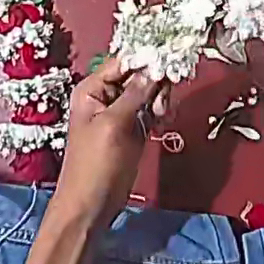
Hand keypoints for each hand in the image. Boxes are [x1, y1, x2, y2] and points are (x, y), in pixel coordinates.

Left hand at [55, 58, 163, 217]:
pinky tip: (164, 117)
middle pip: (140, 73)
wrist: (92, 204)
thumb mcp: (114, 125)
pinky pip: (153, 106)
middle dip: (156, 81)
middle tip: (163, 98)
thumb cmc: (95, 165)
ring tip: (161, 113)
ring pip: (150, 89)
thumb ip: (135, 94)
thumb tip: (155, 67)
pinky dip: (162, 108)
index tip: (171, 58)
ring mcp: (122, 110)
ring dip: (161, 96)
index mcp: (92, 89)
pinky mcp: (135, 125)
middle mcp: (107, 95)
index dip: (147, 58)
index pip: (124, 62)